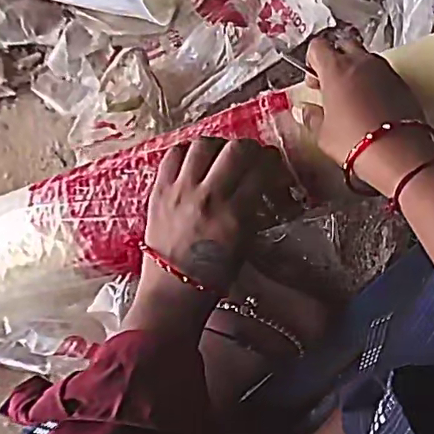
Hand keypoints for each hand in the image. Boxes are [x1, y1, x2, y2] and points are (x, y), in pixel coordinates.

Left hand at [128, 136, 276, 333]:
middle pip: (236, 150)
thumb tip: (260, 184)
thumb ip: (252, 210)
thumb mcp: (245, 243)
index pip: (261, 172)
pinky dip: (189, 152)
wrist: (173, 289)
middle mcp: (208, 197)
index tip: (274, 164)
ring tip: (222, 155)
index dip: (272, 163)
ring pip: (204, 144)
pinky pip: (174, 154)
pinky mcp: (159, 190)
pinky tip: (197, 161)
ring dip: (219, 146)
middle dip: (250, 149)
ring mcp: (180, 191)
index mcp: (234, 215)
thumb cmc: (214, 273)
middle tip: (252, 156)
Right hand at [307, 28, 433, 195]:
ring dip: (356, 70)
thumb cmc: (356, 142)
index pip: (318, 46)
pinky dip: (375, 83)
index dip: (312, 61)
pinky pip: (383, 74)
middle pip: (344, 45)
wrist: (397, 153)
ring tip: (351, 97)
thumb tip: (305, 111)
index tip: (312, 79)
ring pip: (366, 58)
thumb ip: (312, 117)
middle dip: (335, 59)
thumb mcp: (324, 135)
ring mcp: (384, 70)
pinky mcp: (403, 83)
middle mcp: (361, 62)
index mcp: (335, 68)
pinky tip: (371, 106)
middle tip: (330, 84)